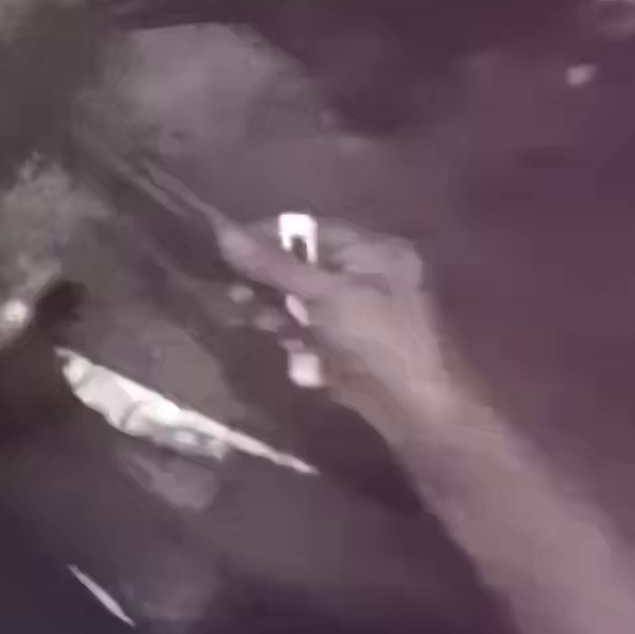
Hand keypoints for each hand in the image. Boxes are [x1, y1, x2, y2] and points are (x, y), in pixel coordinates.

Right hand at [219, 219, 453, 408]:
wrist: (412, 404)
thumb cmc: (374, 337)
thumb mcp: (320, 294)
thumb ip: (271, 264)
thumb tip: (222, 233)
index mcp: (371, 249)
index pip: (305, 229)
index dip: (262, 238)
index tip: (224, 252)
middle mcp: (363, 270)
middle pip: (294, 263)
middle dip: (263, 280)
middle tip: (237, 295)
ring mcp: (351, 304)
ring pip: (291, 295)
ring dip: (270, 308)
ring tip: (262, 325)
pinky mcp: (340, 333)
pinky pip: (300, 321)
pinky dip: (287, 330)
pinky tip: (289, 344)